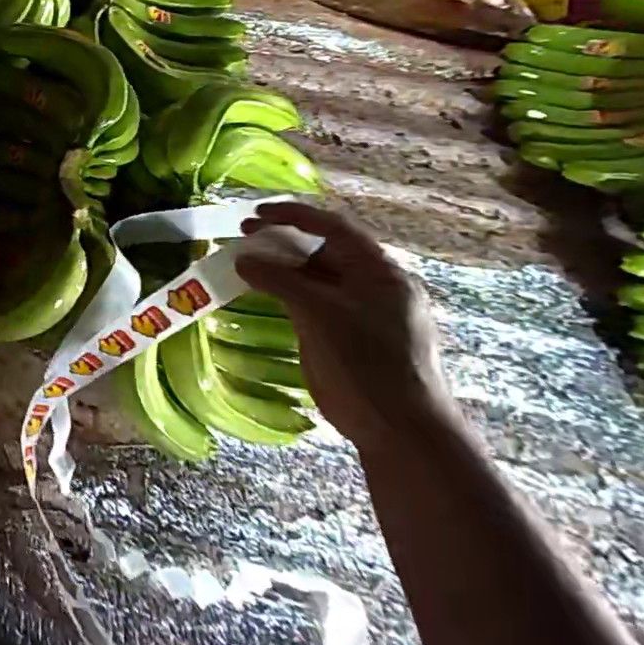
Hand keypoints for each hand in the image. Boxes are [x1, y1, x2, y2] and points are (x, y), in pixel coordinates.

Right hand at [234, 202, 450, 453]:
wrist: (400, 431)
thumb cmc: (366, 362)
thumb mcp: (319, 313)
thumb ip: (279, 279)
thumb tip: (243, 259)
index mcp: (379, 270)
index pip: (333, 227)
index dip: (292, 215)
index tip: (255, 213)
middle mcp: (374, 284)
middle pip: (324, 250)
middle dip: (283, 241)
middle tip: (245, 237)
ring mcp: (363, 311)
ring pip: (318, 277)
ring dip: (283, 268)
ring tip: (247, 264)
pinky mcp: (350, 336)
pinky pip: (316, 302)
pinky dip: (289, 294)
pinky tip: (266, 294)